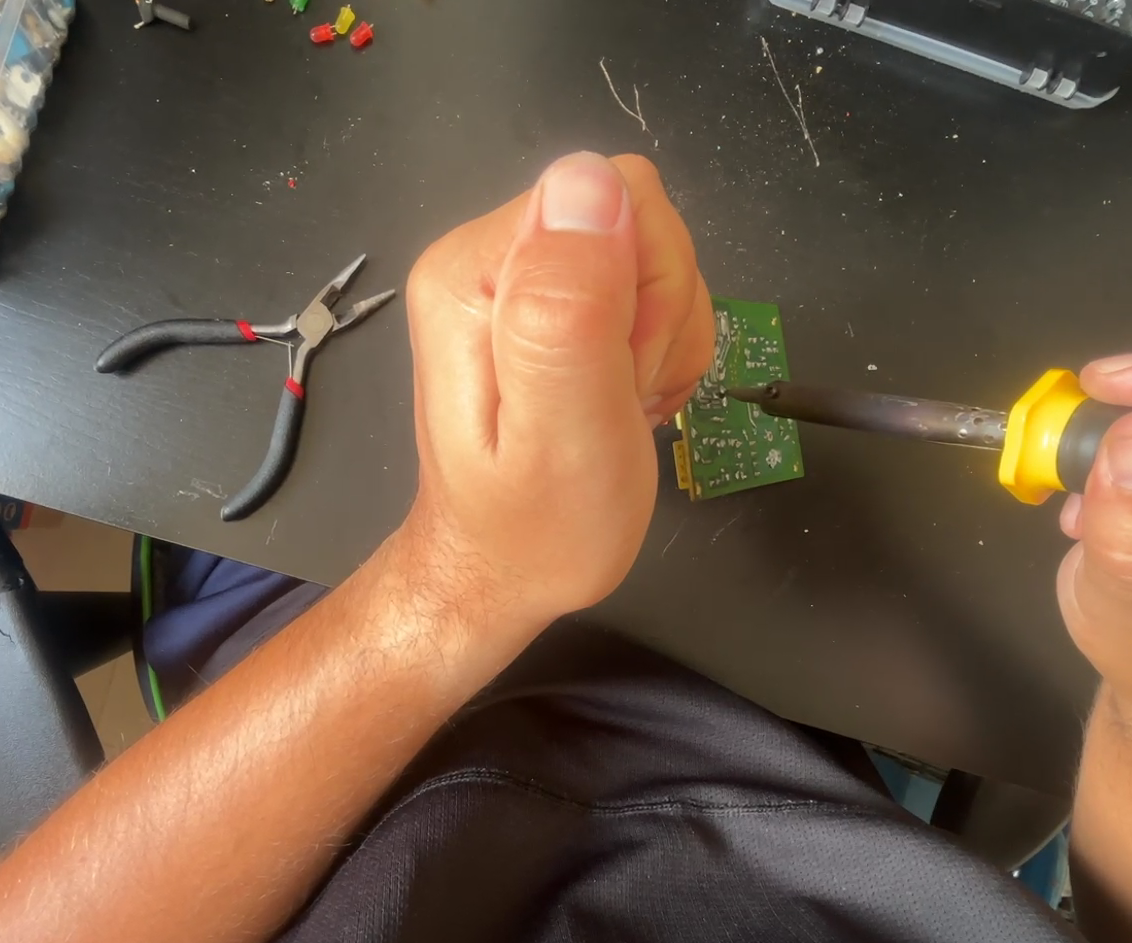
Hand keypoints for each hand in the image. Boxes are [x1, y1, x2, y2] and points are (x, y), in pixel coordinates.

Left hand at [394, 152, 712, 625]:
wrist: (503, 570)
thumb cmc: (535, 528)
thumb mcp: (559, 436)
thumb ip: (569, 313)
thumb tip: (589, 183)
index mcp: (472, 273)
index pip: (615, 198)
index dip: (647, 289)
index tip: (618, 373)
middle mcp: (487, 259)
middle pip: (637, 222)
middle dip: (655, 318)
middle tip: (617, 399)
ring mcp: (521, 284)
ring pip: (651, 262)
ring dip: (659, 344)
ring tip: (616, 411)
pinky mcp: (552, 312)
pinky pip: (645, 298)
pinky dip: (655, 356)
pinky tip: (621, 405)